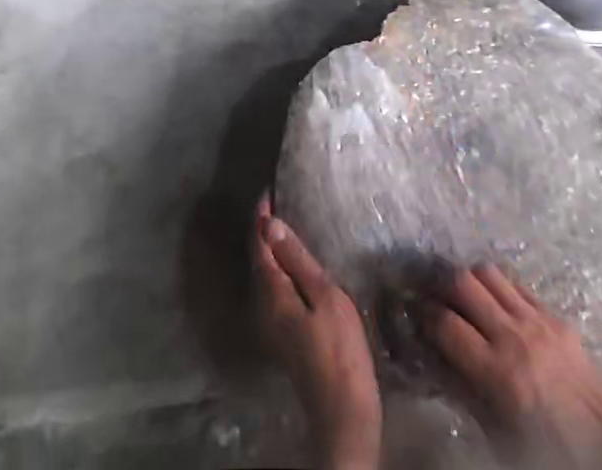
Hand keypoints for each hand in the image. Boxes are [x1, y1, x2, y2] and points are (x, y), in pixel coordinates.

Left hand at [254, 197, 381, 469]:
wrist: (342, 412)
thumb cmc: (338, 349)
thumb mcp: (324, 296)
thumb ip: (297, 259)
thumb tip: (270, 223)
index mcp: (269, 288)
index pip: (258, 240)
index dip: (261, 215)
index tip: (270, 190)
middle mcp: (261, 301)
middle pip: (258, 255)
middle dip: (265, 228)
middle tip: (280, 202)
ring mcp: (270, 319)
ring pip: (266, 271)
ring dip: (274, 247)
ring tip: (290, 225)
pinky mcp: (283, 331)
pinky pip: (276, 286)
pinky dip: (282, 267)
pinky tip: (299, 265)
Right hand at [425, 265, 601, 460]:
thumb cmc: (539, 440)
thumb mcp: (489, 422)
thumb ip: (457, 380)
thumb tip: (429, 346)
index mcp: (496, 371)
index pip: (444, 321)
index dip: (423, 312)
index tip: (416, 312)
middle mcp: (514, 338)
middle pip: (462, 283)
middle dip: (441, 284)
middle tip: (435, 292)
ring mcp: (539, 325)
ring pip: (489, 274)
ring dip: (470, 279)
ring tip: (464, 292)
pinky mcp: (558, 321)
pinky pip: (519, 287)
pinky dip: (501, 289)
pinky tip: (497, 303)